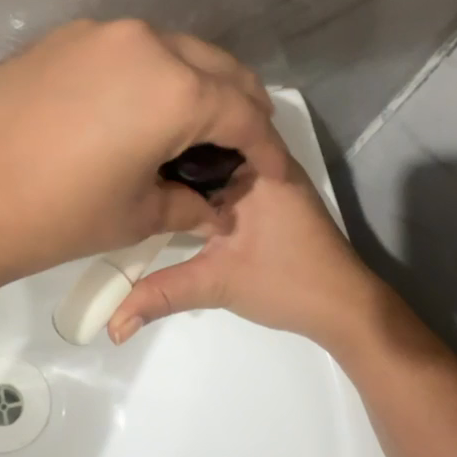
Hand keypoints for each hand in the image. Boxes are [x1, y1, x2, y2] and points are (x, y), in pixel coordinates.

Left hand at [0, 20, 286, 293]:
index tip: (275, 174)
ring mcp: (95, 34)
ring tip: (196, 127)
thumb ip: (187, 205)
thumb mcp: (134, 217)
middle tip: (244, 144)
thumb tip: (209, 207)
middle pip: (215, 68)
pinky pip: (125, 52)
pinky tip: (137, 111)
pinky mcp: (59, 41)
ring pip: (169, 52)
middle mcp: (143, 43)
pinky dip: (147, 77)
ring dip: (194, 85)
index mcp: (174, 88)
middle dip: (239, 105)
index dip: (266, 150)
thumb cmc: (54, 216)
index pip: (243, 115)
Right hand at [105, 151, 390, 348]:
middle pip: (208, 142)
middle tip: (123, 160)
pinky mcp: (271, 194)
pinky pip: (229, 175)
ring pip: (218, 159)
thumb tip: (111, 325)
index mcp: (256, 164)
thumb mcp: (216, 283)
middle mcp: (266, 159)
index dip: (162, 135)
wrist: (345, 308)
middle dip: (169, 149)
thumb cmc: (287, 283)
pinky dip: (203, 182)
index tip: (121, 145)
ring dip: (186, 166)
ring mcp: (271, 176)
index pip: (201, 131)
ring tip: (139, 171)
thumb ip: (161, 294)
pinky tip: (173, 194)